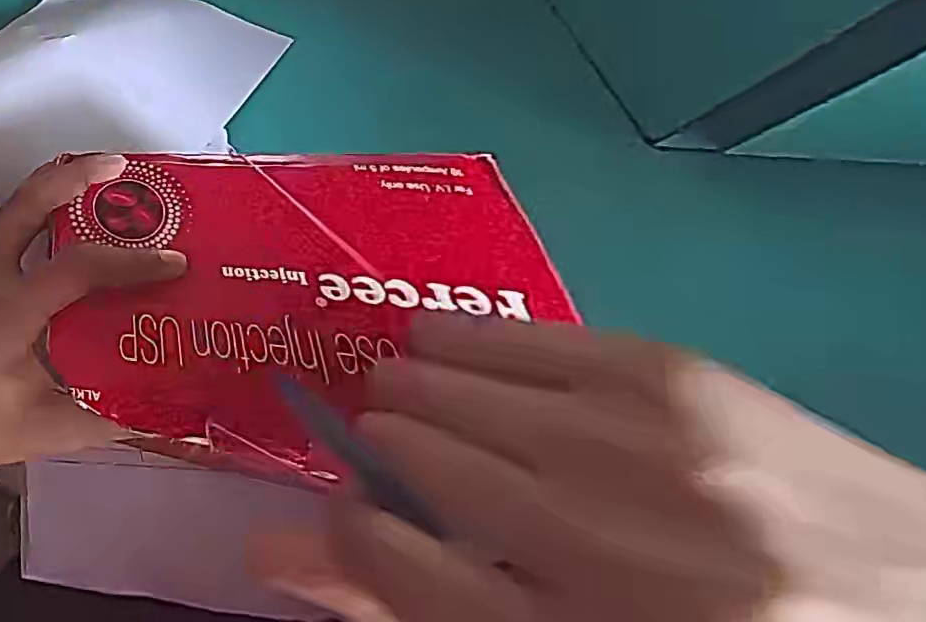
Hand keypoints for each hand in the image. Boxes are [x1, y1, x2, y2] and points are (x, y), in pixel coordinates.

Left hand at [0, 154, 186, 490]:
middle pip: (28, 204)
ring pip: (18, 202)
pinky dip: (46, 198)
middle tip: (123, 165)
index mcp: (7, 316)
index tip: (172, 261)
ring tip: (104, 172)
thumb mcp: (58, 428)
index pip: (73, 269)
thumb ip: (119, 415)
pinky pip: (14, 217)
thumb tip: (181, 401)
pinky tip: (75, 203)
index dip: (126, 261)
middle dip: (76, 175)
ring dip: (60, 180)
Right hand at [255, 316, 925, 621]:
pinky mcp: (659, 372)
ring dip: (415, 399)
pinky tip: (483, 376)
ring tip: (458, 421)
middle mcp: (603, 547)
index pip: (381, 555)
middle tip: (429, 469)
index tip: (361, 510)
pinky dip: (454, 349)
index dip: (350, 526)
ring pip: (421, 378)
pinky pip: (480, 332)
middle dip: (390, 453)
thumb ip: (408, 606)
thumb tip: (267, 552)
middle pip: (397, 446)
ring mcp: (634, 445)